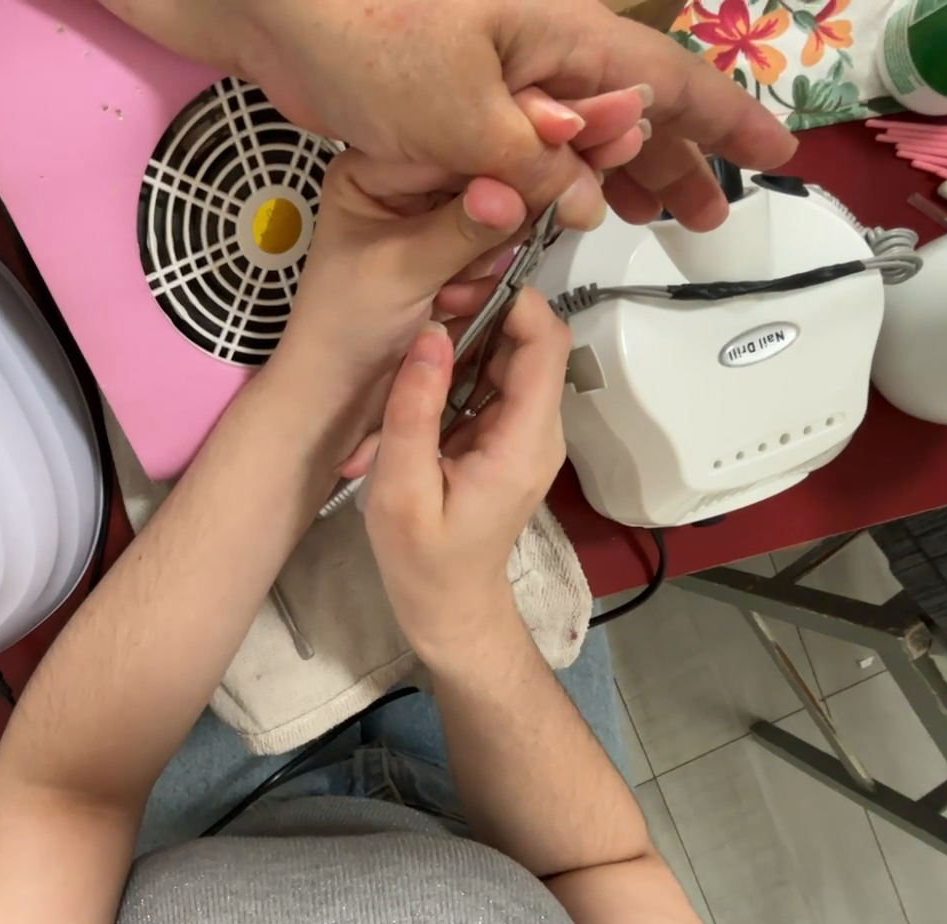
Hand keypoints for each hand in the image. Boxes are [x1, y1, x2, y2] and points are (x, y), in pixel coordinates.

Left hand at [107, 0, 794, 230]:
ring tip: (653, 219)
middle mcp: (541, 65)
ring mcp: (497, 91)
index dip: (723, 126)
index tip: (774, 161)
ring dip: (618, 178)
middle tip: (708, 218)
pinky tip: (562, 208)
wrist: (291, 24)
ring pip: (578, 139)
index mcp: (563, 48)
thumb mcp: (468, 117)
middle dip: (675, 165)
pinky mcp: (455, 118)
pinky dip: (552, 183)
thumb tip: (590, 204)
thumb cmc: (378, 48)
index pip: (668, 87)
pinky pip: (524, 155)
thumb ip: (532, 167)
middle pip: (630, 116)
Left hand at [276, 86, 642, 407]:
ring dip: (495, 251)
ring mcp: (426, 219)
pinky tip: (455, 303)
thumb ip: (464, 227)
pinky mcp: (446, 255)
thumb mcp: (400, 271)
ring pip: (499, 207)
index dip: (517, 137)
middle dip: (517, 197)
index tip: (577, 135)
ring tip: (452, 294)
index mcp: (373, 169)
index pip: (457, 133)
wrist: (336, 396)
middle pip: (486, 164)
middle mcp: (402, 183)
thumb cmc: (343, 331)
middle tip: (573, 195)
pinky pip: (493, 245)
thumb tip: (522, 184)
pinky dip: (489, 274)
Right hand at [361, 289, 570, 662]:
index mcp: (523, 442)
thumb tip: (430, 335)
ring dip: (458, 349)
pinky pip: (487, 388)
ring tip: (407, 358)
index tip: (449, 294)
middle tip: (418, 321)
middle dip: (476, 318)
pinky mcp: (503, 442)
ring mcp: (522, 436)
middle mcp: (537, 430)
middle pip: (526, 344)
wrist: (448, 606)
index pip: (544, 342)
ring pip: (504, 361)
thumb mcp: (402, 491)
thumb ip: (414, 413)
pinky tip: (413, 390)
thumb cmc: (422, 561)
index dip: (508, 301)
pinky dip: (452, 377)